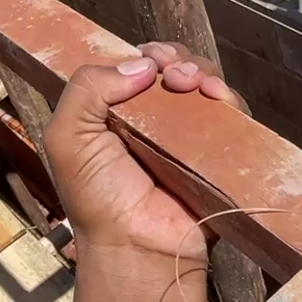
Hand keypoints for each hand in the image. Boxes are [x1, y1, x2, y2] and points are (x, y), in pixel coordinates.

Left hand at [42, 42, 242, 301]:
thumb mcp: (68, 138)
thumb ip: (87, 88)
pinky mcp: (221, 153)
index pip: (139, 66)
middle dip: (177, 60)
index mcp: (118, 111)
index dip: (149, 55)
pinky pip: (233, 116)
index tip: (152, 59)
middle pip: (176, 67)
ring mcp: (191, 135)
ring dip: (203, 72)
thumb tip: (142, 64)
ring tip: (195, 85)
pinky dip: (228, 98)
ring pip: (206, 84)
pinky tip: (218, 98)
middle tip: (174, 76)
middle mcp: (156, 119)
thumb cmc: (97, 196)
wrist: (138, 246)